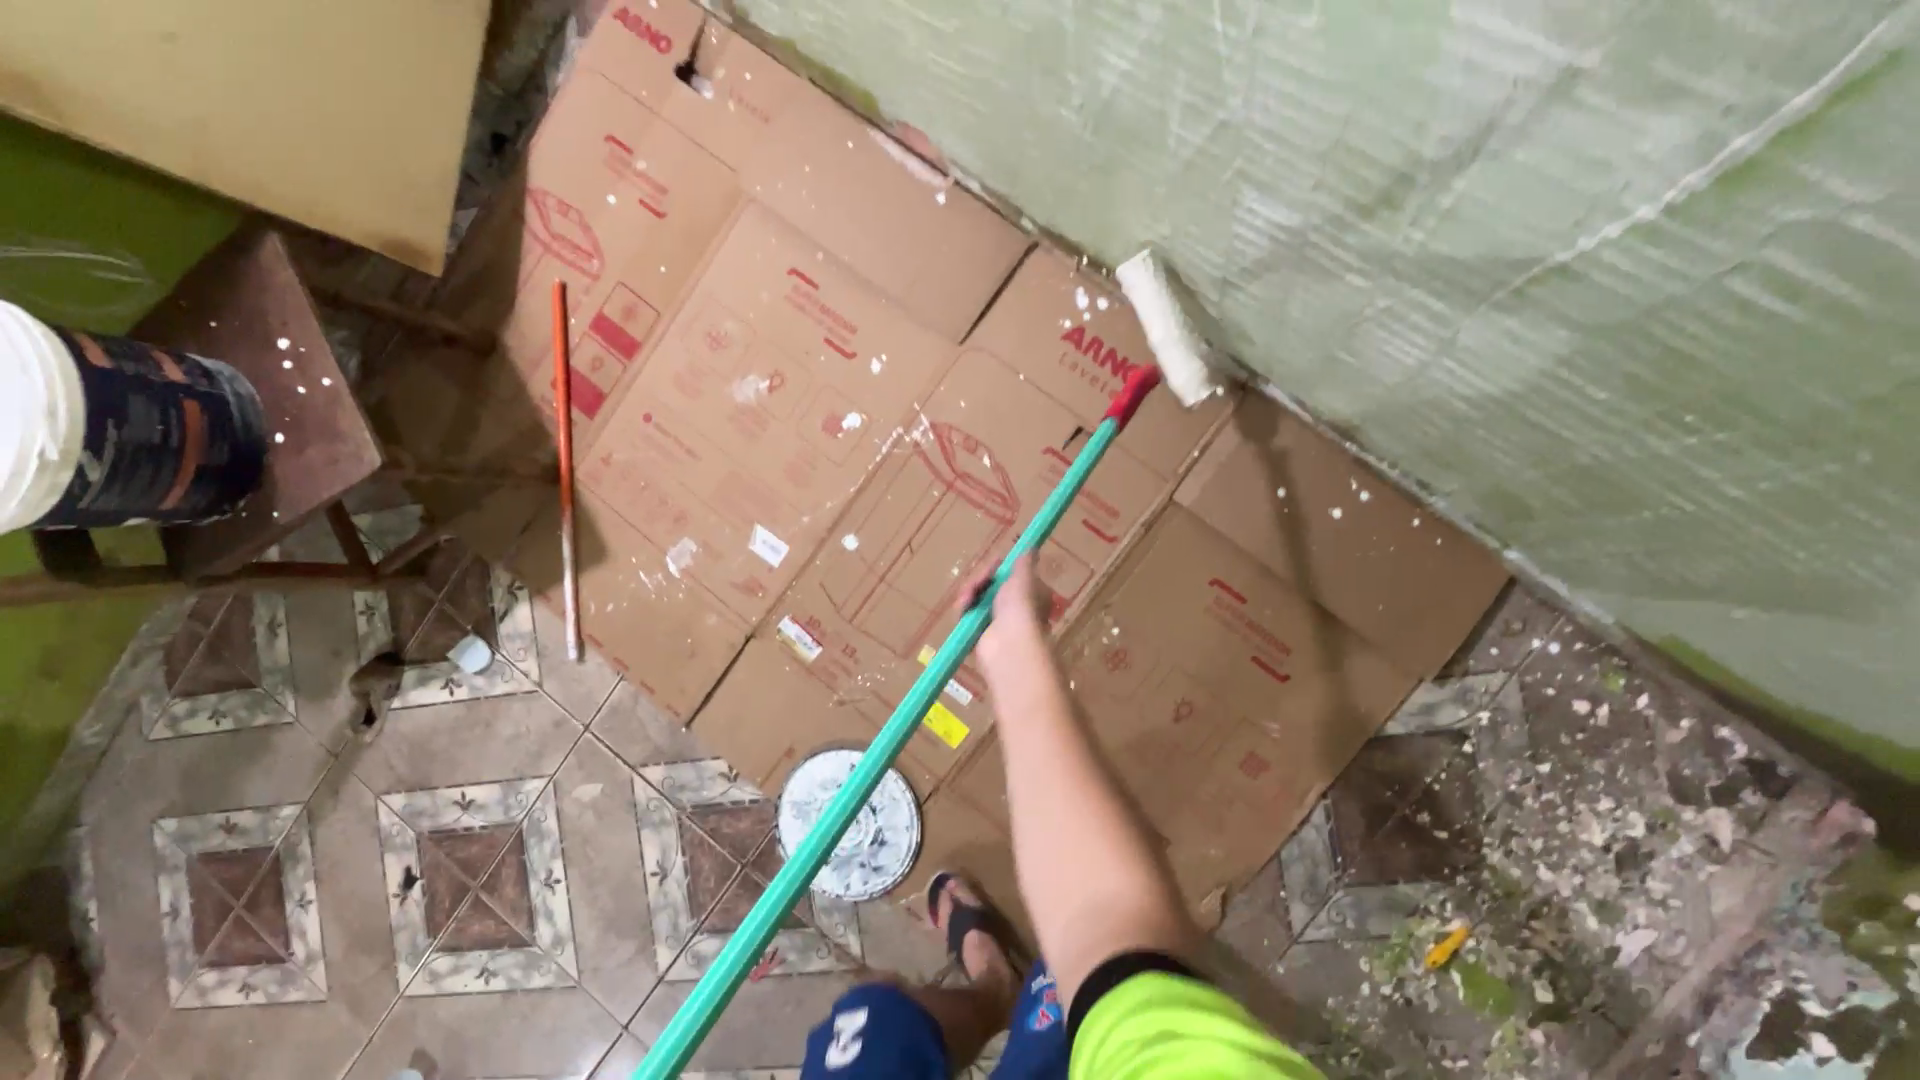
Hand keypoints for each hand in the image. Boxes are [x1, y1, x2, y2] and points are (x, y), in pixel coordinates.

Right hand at [955, 555, 1051, 676]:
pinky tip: (962, 609)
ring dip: (968, 593)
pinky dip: (963, 609)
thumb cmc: (1021, 607)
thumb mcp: (1025, 577)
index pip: (1008, 573)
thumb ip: (1025, 561)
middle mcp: (1013, 605)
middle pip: (989, 583)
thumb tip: (1031, 547)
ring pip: (975, 596)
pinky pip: (966, 613)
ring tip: (966, 600)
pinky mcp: (979, 631)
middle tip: (977, 583)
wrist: (1008, 644)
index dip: (997, 567)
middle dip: (979, 580)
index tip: (992, 566)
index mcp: (1028, 592)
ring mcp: (995, 619)